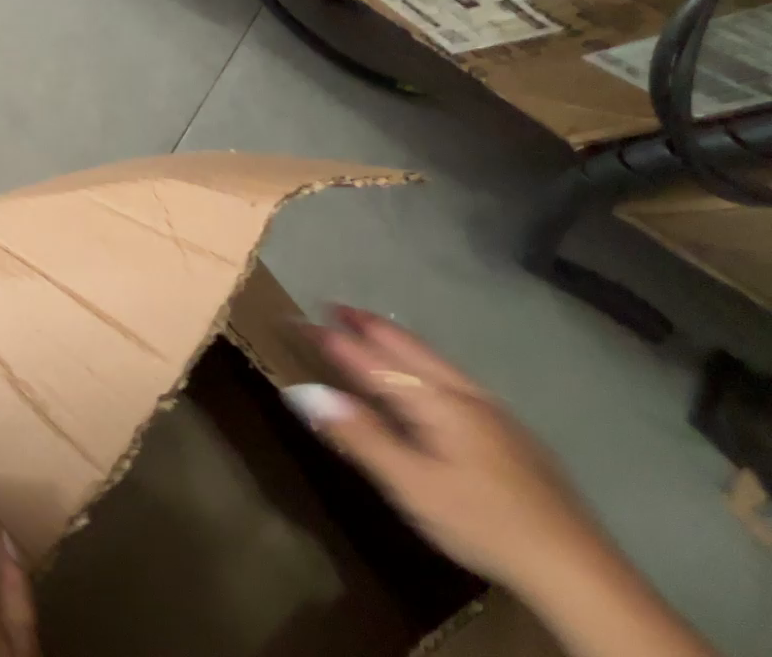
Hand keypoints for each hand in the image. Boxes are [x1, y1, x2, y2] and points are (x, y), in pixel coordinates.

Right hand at [283, 307, 608, 591]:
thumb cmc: (480, 521)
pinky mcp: (507, 433)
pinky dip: (420, 363)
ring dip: (396, 341)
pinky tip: (422, 377)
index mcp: (437, 403)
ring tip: (369, 330)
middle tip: (334, 307)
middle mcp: (465, 396)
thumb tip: (303, 392)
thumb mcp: (408, 483)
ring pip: (434, 362)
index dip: (333, 340)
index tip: (298, 320)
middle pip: (410, 349)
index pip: (371, 361)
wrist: (574, 567)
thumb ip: (357, 435)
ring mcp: (492, 413)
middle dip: (369, 326)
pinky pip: (450, 379)